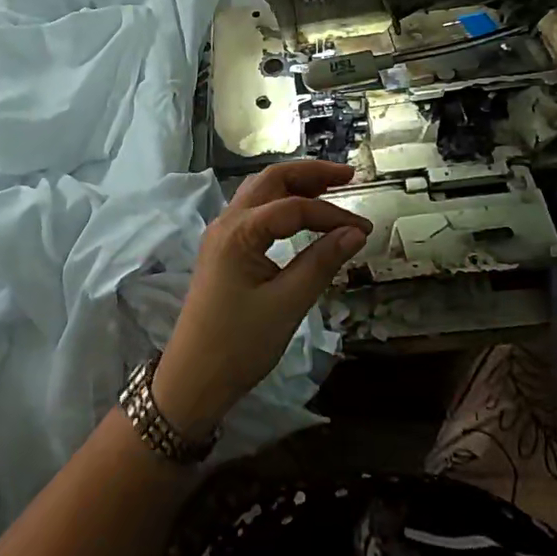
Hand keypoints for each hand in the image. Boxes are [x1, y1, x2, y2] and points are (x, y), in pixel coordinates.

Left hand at [154, 161, 372, 439]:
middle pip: (272, 180)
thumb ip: (322, 262)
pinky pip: (254, 210)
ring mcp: (221, 235)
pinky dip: (281, 202)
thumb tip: (356, 233)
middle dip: (311, 173)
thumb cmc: (239, 345)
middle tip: (347, 176)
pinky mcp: (223, 250)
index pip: (295, 208)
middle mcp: (226, 223)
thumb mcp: (287, 304)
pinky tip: (300, 214)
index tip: (364, 229)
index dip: (333, 215)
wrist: (192, 381)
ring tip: (329, 188)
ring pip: (260, 191)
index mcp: (239, 233)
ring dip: (294, 184)